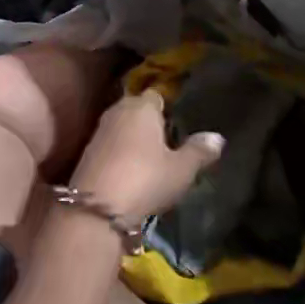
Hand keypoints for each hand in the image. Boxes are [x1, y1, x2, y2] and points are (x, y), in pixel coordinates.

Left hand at [68, 90, 224, 221]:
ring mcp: (99, 131)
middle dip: (150, 121)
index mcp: (141, 106)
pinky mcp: (87, 151)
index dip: (168, 107)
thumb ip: (198, 151)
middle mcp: (117, 111)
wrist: (97, 207)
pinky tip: (132, 169)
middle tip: (169, 140)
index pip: (156, 95)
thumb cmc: (146, 179)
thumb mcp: (181, 169)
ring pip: (122, 126)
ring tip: (153, 157)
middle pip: (137, 109)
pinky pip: (111, 144)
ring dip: (134, 137)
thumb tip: (217, 137)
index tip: (180, 121)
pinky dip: (121, 151)